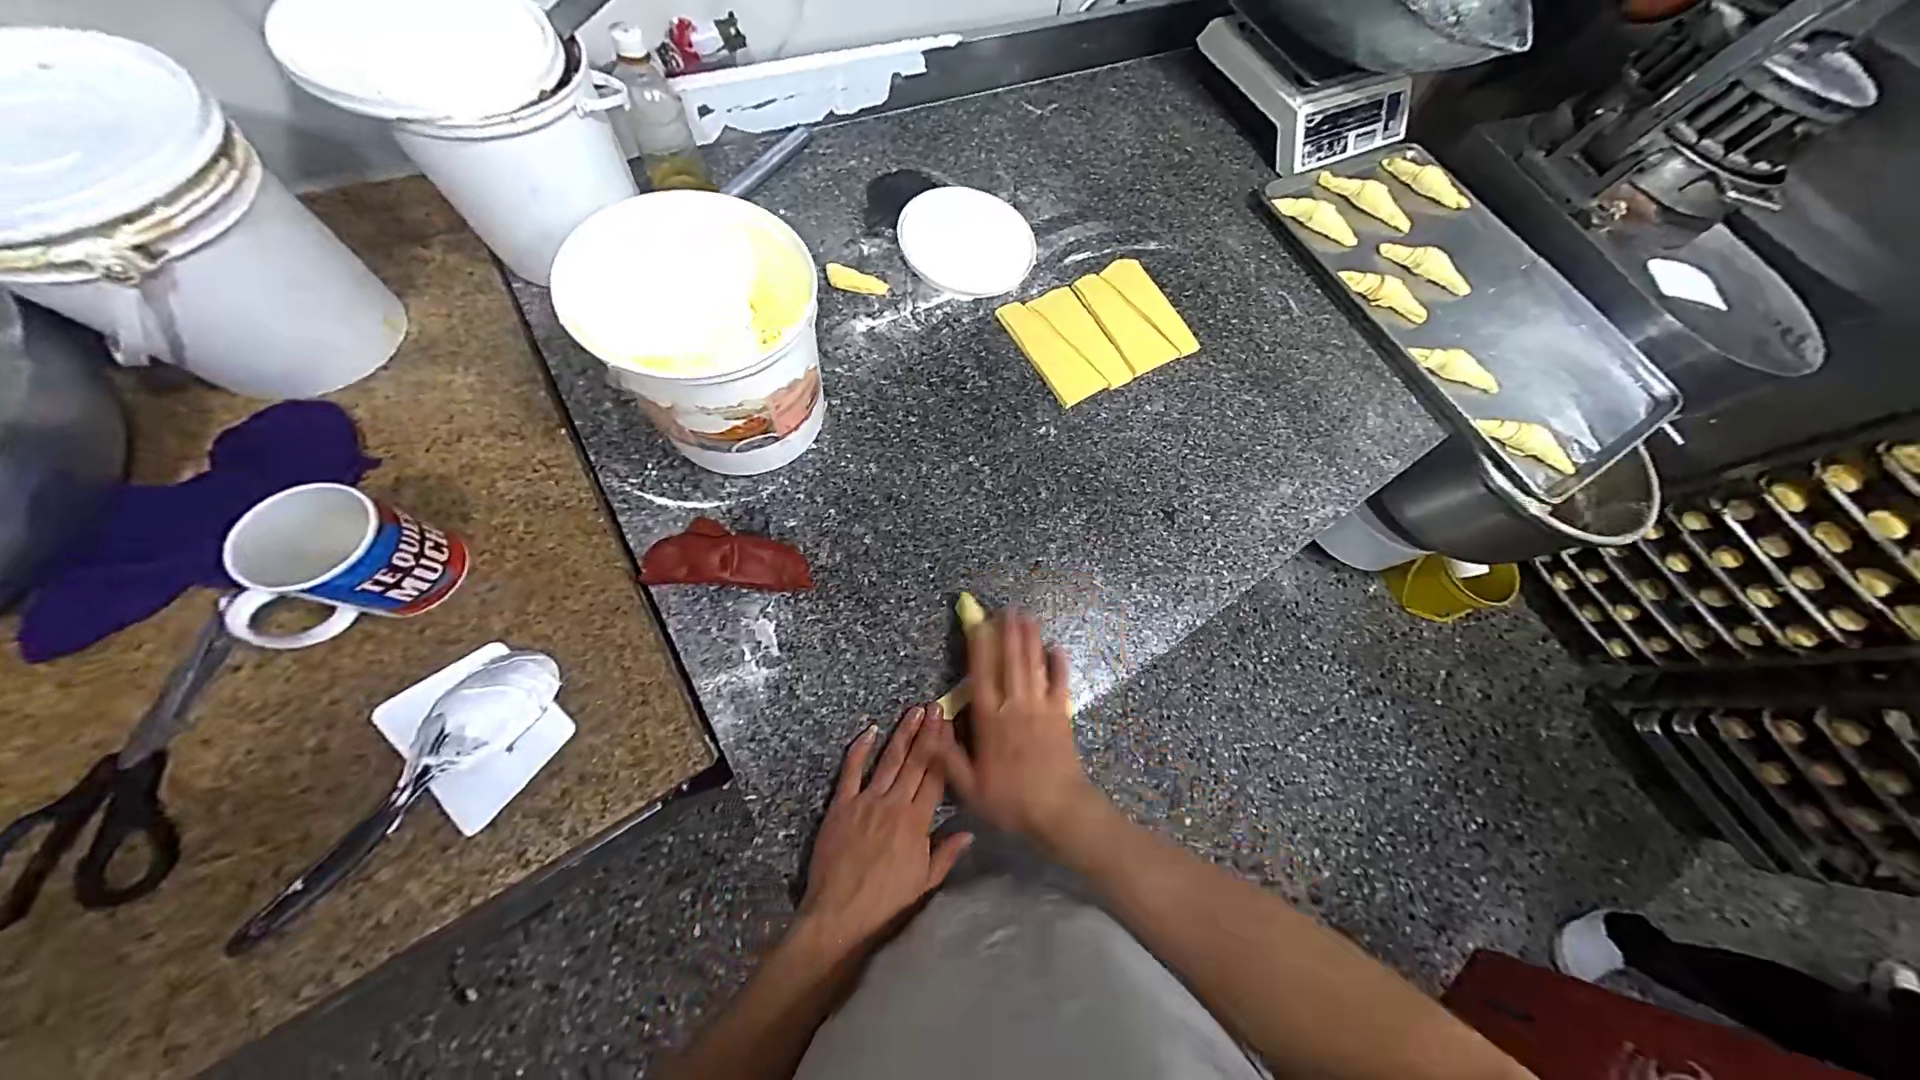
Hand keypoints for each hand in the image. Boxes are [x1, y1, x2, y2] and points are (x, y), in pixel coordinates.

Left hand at [799, 704, 972, 950]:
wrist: (840, 916)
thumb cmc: (886, 903)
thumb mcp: (924, 883)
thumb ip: (946, 854)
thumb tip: (969, 832)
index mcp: (917, 823)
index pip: (935, 778)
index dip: (944, 750)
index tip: (949, 726)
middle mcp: (894, 805)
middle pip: (915, 762)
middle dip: (927, 733)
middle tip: (935, 707)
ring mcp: (866, 802)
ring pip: (888, 760)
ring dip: (902, 734)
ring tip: (914, 712)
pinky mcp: (841, 806)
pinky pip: (851, 771)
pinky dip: (859, 750)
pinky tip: (870, 731)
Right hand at [938, 609, 1106, 849]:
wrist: (1060, 810)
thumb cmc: (1011, 800)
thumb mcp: (969, 786)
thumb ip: (947, 755)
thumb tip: (931, 725)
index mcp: (990, 720)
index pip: (981, 675)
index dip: (979, 646)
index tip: (978, 623)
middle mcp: (1015, 706)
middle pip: (1011, 661)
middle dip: (1008, 632)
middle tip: (1007, 608)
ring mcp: (1041, 708)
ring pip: (1034, 665)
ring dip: (1030, 639)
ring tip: (1027, 616)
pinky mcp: (1061, 715)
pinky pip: (1060, 684)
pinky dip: (1058, 665)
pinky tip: (1057, 649)